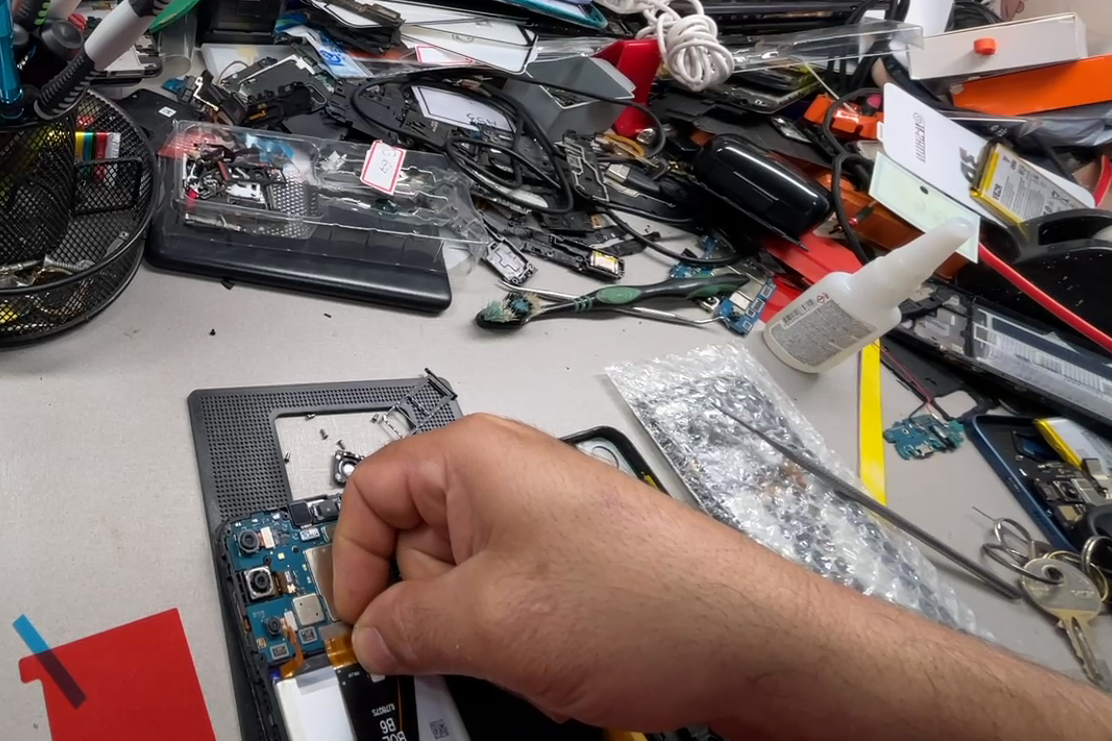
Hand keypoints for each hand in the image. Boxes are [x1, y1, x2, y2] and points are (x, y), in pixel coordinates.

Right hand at [331, 414, 823, 731]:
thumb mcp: (489, 624)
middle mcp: (496, 469)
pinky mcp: (561, 545)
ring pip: (456, 568)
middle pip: (411, 534)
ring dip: (470, 623)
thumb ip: (406, 629)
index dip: (352, 558)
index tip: (359, 621)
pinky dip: (505, 624)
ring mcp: (532, 507)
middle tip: (456, 646)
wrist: (759, 644)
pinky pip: (498, 581)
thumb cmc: (636, 604)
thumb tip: (371, 636)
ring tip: (520, 654)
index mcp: (467, 456)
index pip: (368, 491)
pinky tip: (546, 655)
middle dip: (424, 601)